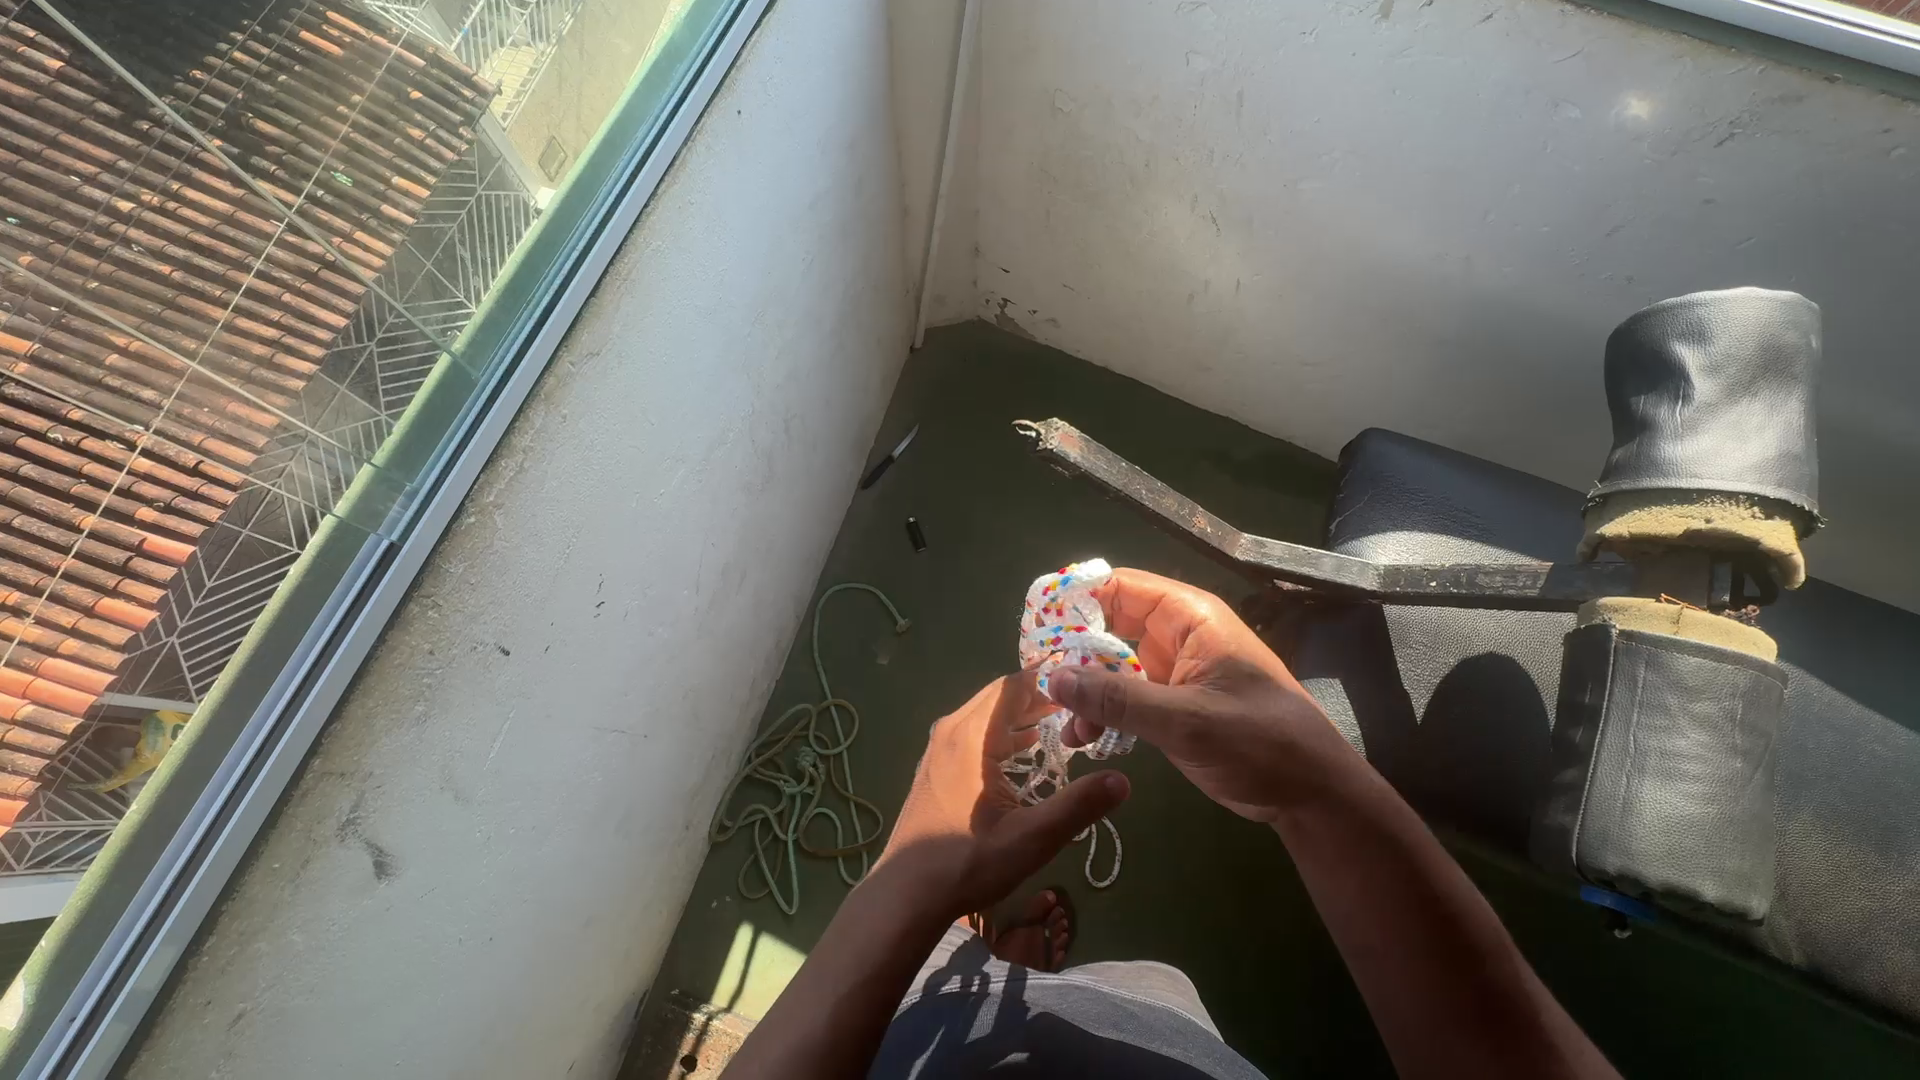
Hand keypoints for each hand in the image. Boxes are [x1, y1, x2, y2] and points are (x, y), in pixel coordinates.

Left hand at [873, 673, 1129, 919]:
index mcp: (970, 735)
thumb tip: (1123, 780)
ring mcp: (939, 750)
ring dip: (1021, 719)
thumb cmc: (967, 862)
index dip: (1049, 680)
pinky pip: (974, 736)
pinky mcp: (937, 769)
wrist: (906, 896)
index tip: (1084, 685)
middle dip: (1039, 699)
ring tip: (1061, 727)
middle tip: (1080, 708)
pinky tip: (1026, 755)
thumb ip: (1078, 806)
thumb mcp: (1031, 838)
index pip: (1012, 685)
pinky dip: (1002, 737)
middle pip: (999, 698)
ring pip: (986, 718)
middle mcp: (951, 731)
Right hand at [1049, 568, 1348, 822]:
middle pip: (1109, 627)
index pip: (1120, 587)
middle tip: (1042, 684)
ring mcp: (1173, 672)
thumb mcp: (1186, 720)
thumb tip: (1052, 676)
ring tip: (1067, 728)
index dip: (1077, 602)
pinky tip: (1084, 740)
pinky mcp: (1171, 706)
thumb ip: (1117, 698)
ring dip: (1085, 693)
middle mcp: (1177, 636)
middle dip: (1074, 656)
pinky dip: (1101, 715)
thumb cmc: (1261, 742)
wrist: (1311, 796)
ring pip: (1112, 668)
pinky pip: (1124, 698)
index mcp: (1189, 618)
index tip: (1039, 630)